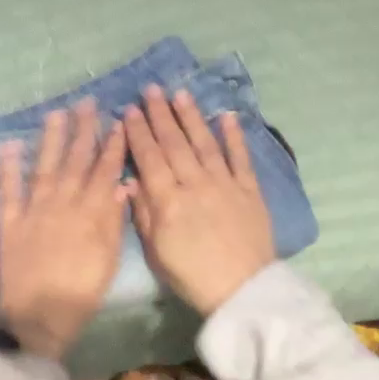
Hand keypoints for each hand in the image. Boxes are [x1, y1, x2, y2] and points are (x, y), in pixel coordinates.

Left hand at [0, 99, 128, 359]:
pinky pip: (8, 189)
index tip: (118, 122)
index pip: (104, 172)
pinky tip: (9, 145)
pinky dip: (8, 166)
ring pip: (45, 166)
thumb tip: (119, 187)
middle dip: (84, 131)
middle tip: (89, 103)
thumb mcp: (107, 263)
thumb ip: (112, 224)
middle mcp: (63, 204)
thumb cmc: (79, 296)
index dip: (112, 146)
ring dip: (51, 139)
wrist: (37, 317)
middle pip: (76, 161)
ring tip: (57, 114)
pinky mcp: (8, 222)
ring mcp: (33, 210)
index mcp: (91, 215)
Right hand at [123, 85, 275, 315]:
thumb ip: (143, 214)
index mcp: (168, 201)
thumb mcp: (156, 252)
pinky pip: (240, 157)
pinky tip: (226, 117)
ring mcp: (224, 183)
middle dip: (161, 115)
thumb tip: (130, 181)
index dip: (138, 133)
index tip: (129, 111)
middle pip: (175, 143)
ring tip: (180, 94)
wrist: (240, 289)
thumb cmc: (191, 276)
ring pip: (204, 143)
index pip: (149, 158)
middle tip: (151, 90)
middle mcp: (195, 183)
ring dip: (191, 117)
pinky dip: (233, 135)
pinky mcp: (249, 190)